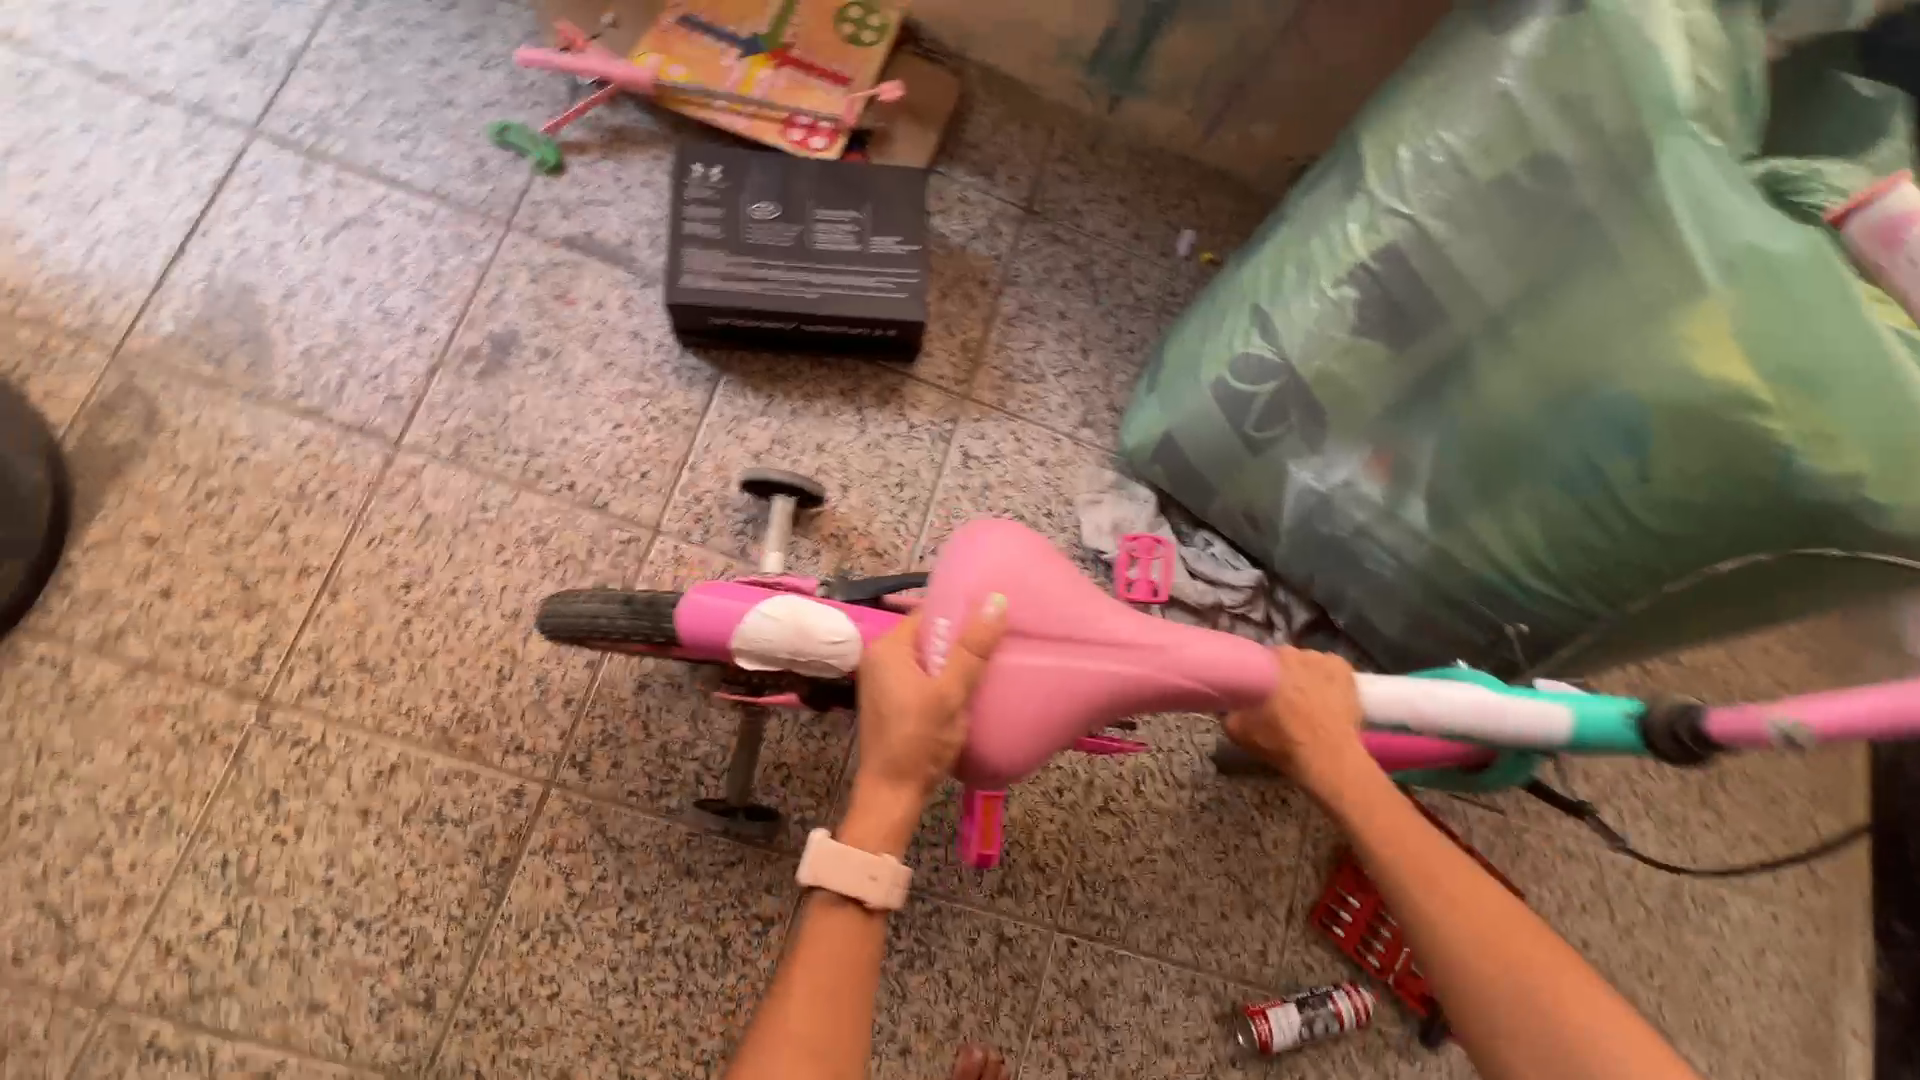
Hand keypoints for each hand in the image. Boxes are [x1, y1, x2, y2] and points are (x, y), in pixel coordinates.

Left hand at [852, 596, 1007, 801]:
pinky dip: (943, 677)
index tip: (992, 612)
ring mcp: (883, 681)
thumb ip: (973, 649)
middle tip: (997, 636)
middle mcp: (880, 658)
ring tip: (989, 658)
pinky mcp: (891, 701)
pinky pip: (922, 676)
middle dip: (960, 637)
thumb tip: (996, 601)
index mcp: (888, 648)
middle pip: (927, 634)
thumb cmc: (919, 740)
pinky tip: (969, 685)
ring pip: (926, 657)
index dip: (959, 610)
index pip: (927, 613)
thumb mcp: (951, 693)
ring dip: (954, 660)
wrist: (892, 794)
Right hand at [1224, 646, 1374, 799]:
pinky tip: (1327, 695)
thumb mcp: (1238, 731)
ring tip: (1307, 698)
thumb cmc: (1281, 741)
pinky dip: (1328, 677)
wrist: (1328, 759)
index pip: (1257, 659)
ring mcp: (1323, 659)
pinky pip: (1330, 668)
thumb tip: (1227, 706)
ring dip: (1305, 674)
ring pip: (1308, 662)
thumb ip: (1228, 712)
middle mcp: (1295, 652)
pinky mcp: (1346, 669)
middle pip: (1284, 659)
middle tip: (1281, 697)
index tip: (1257, 689)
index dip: (1257, 674)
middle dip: (1281, 674)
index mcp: (1267, 661)